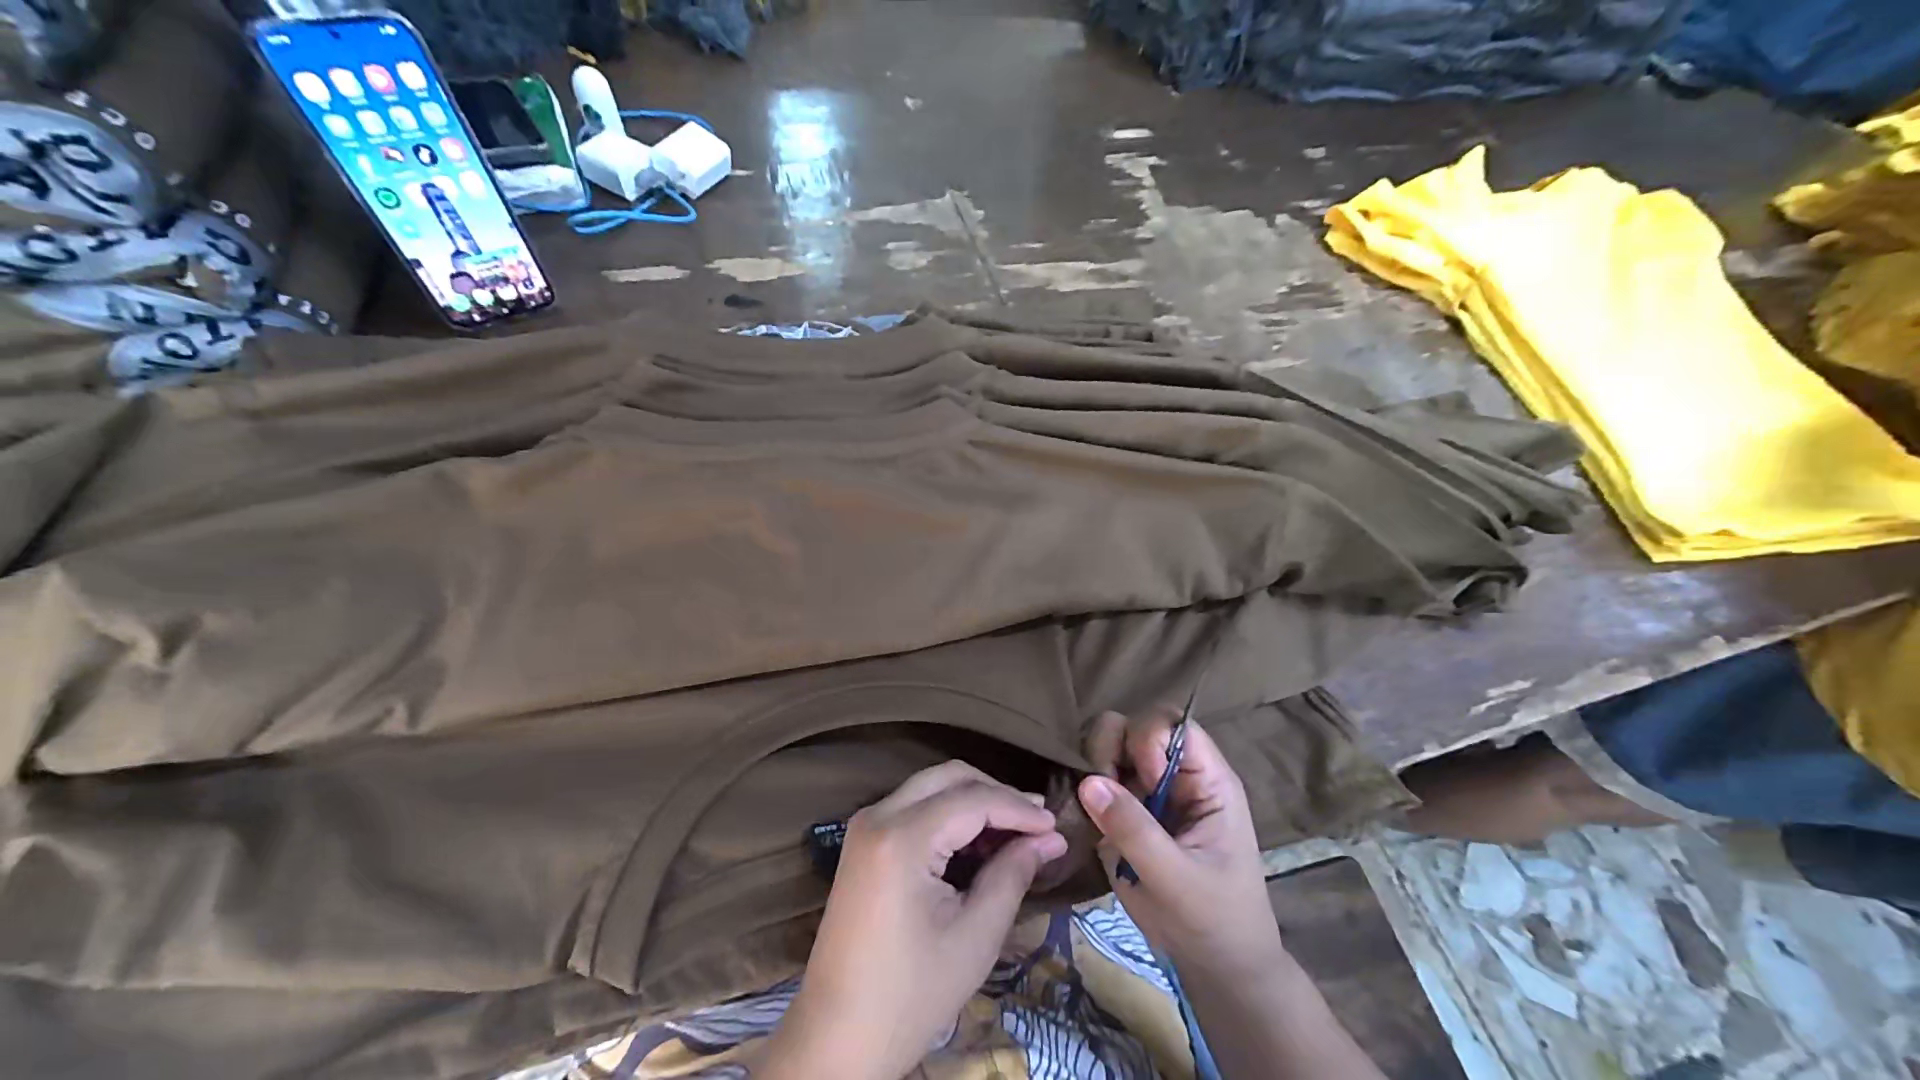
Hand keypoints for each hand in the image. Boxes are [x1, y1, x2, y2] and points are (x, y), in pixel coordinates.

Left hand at [761, 761, 1067, 1079]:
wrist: (838, 1035)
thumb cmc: (911, 993)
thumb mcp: (975, 936)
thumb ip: (1013, 874)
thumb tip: (1050, 838)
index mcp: (902, 838)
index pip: (973, 799)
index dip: (1019, 807)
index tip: (1056, 825)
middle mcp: (878, 816)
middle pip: (949, 776)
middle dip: (997, 793)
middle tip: (1037, 822)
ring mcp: (865, 826)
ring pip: (931, 786)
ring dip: (974, 799)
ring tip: (1016, 830)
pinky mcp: (863, 841)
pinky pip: (914, 805)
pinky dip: (949, 812)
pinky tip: (978, 840)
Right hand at [1079, 709, 1286, 983]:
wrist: (1214, 966)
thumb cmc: (1213, 920)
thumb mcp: (1178, 880)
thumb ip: (1135, 831)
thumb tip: (1088, 781)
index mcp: (1206, 780)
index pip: (1172, 724)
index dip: (1149, 739)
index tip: (1140, 778)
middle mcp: (1174, 776)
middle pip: (1133, 727)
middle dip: (1110, 749)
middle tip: (1101, 792)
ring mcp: (1146, 793)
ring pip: (1108, 748)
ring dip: (1092, 767)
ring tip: (1092, 808)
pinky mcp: (1123, 813)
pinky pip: (1095, 781)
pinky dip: (1082, 790)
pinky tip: (1082, 815)